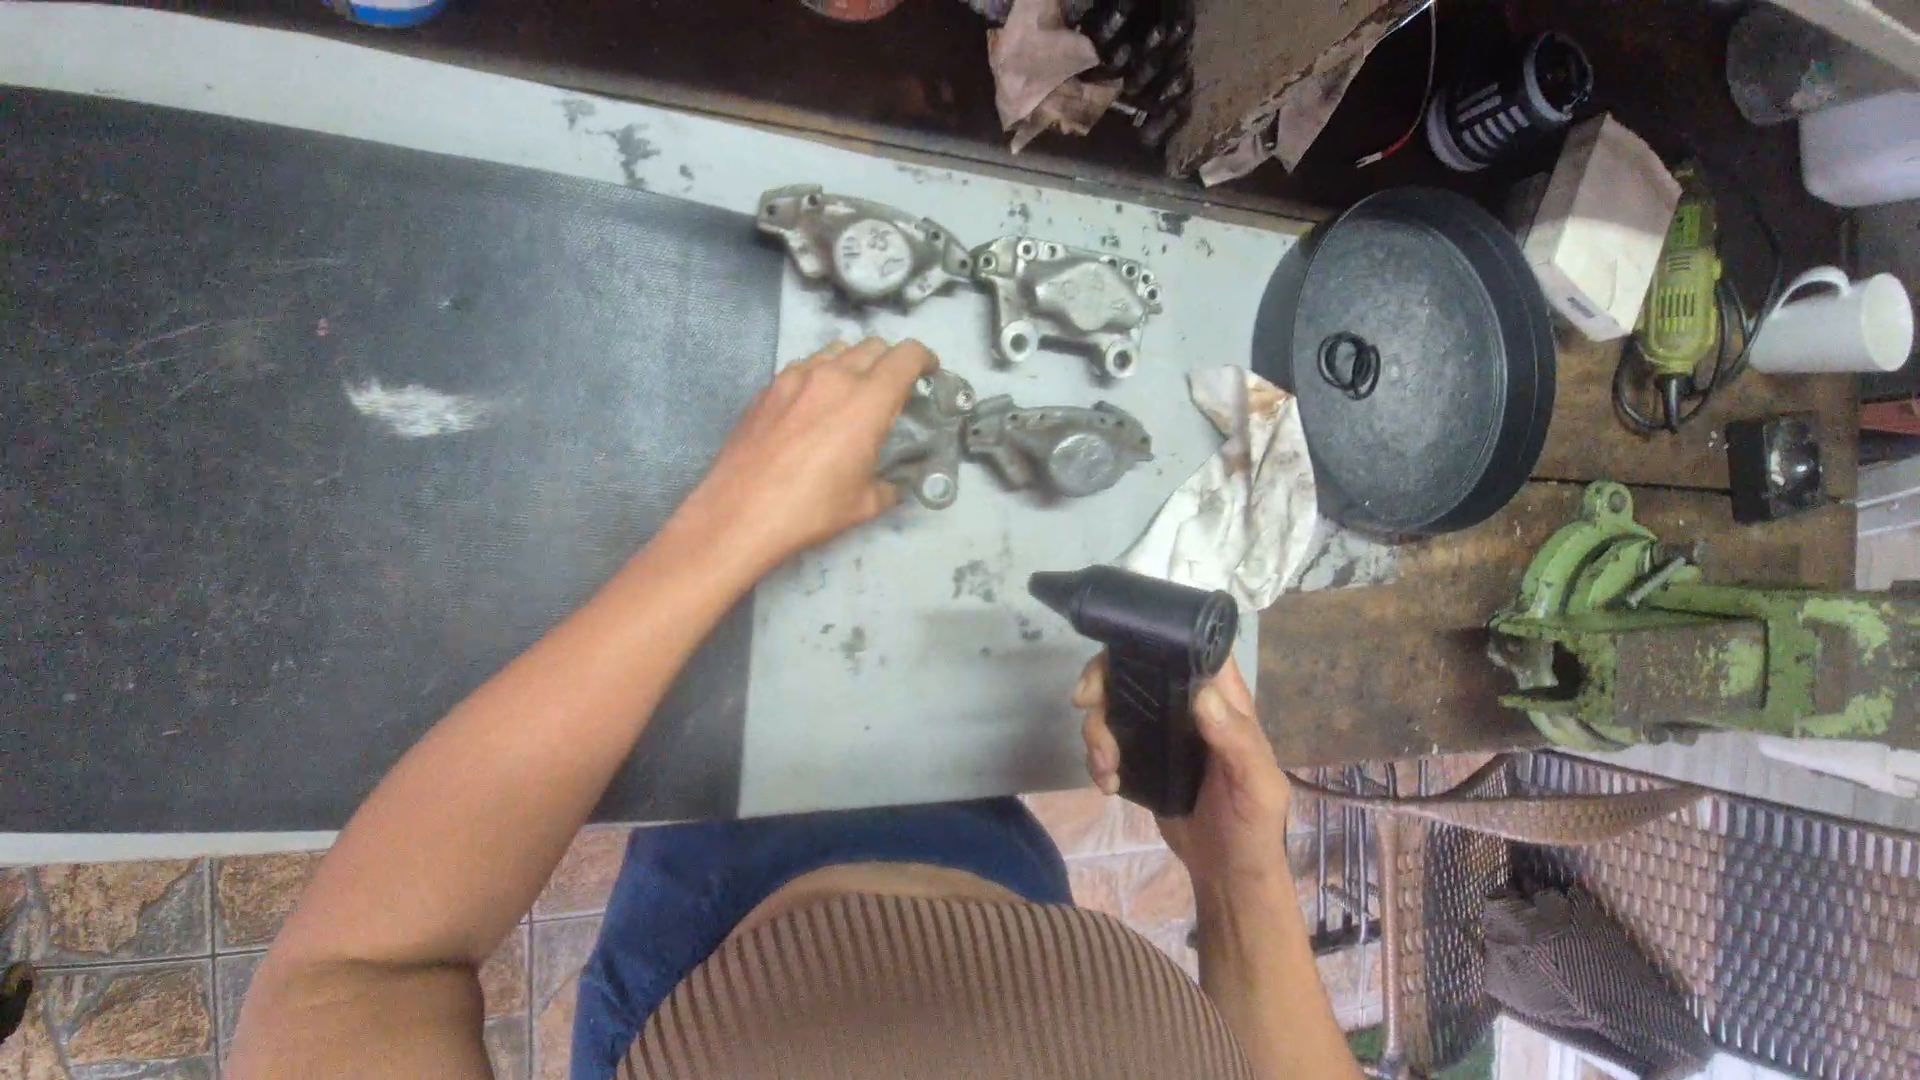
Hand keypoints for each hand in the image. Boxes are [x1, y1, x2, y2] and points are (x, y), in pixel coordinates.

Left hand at [674, 338, 933, 570]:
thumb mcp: (865, 504)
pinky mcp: (768, 388)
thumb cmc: (810, 510)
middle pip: (873, 347)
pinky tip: (814, 407)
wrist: (740, 513)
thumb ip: (890, 485)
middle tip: (893, 390)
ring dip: (853, 364)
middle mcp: (833, 377)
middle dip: (891, 362)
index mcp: (867, 401)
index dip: (925, 360)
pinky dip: (820, 376)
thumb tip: (895, 484)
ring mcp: (795, 377)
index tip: (929, 373)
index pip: (907, 356)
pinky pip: (804, 367)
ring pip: (835, 351)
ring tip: (852, 394)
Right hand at [1075, 654, 1292, 889]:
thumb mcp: (1257, 786)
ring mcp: (1160, 731)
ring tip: (1106, 766)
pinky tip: (1108, 783)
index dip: (1153, 639)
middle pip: (1135, 670)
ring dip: (1097, 730)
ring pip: (1114, 705)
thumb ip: (1237, 741)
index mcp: (1223, 701)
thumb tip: (1203, 696)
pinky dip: (1097, 757)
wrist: (1226, 874)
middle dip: (1102, 682)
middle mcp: (1187, 706)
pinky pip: (1108, 741)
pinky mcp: (1140, 757)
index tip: (1118, 655)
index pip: (1188, 648)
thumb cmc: (1252, 827)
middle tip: (1085, 703)